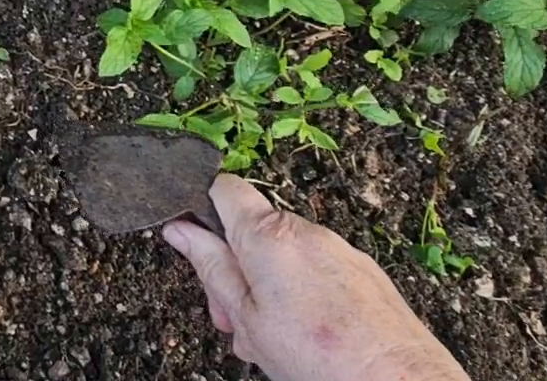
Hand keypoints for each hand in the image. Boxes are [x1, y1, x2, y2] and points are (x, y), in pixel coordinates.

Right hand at [161, 174, 469, 380]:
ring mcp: (340, 250)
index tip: (196, 240)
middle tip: (230, 316)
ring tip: (269, 336)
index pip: (223, 187)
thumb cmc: (322, 360)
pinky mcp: (367, 273)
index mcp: (267, 234)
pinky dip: (303, 292)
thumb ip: (210, 267)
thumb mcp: (246, 316)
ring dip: (267, 285)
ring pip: (284, 254)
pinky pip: (318, 268)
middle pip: (251, 229)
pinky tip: (305, 334)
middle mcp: (304, 231)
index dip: (203, 207)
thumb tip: (179, 230)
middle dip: (234, 267)